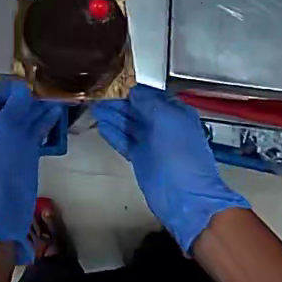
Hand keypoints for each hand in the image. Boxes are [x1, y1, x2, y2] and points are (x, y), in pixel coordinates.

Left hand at [0, 79, 64, 261]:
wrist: (1, 205)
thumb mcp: (4, 127)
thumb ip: (15, 104)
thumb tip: (25, 86)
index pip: (1, 93)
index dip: (18, 85)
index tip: (39, 76)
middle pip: (16, 104)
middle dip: (34, 95)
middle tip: (55, 83)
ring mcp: (12, 141)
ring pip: (28, 118)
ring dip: (43, 107)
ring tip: (61, 94)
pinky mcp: (26, 153)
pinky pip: (36, 132)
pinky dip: (46, 122)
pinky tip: (58, 114)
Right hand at [90, 85, 248, 253]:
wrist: (185, 196)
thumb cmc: (182, 154)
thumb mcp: (167, 119)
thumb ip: (149, 102)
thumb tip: (134, 92)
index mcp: (176, 113)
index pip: (151, 96)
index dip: (133, 90)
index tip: (114, 85)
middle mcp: (164, 126)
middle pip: (138, 110)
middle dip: (119, 103)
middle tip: (99, 96)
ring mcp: (152, 144)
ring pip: (129, 125)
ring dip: (113, 116)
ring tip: (95, 108)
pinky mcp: (141, 159)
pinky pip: (125, 142)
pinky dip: (113, 134)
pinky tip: (102, 126)